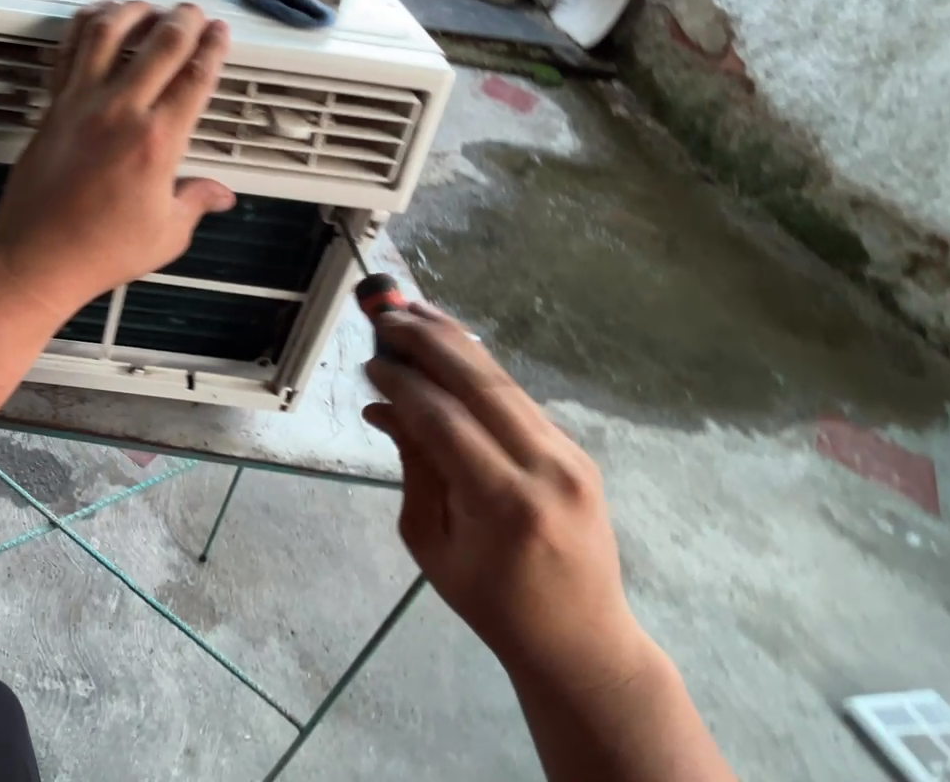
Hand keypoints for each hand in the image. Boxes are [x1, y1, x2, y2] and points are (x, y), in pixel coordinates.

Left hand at [0, 1, 235, 317]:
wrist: (37, 257)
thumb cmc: (99, 250)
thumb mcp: (166, 234)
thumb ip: (195, 202)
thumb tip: (220, 194)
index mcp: (158, 142)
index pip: (196, 76)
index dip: (213, 47)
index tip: (219, 33)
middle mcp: (121, 112)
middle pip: (160, 43)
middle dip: (183, 19)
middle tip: (192, 13)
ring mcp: (82, 105)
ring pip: (109, 33)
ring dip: (133, 11)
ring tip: (147, 7)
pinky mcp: (53, 108)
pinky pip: (68, 52)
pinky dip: (83, 26)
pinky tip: (94, 18)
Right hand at [362, 304, 651, 695]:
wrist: (580, 638)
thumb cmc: (490, 602)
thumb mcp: (430, 542)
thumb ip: (414, 467)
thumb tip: (386, 408)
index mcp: (503, 501)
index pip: (443, 418)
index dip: (401, 381)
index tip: (369, 359)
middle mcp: (546, 466)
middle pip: (480, 382)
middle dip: (429, 340)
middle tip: (387, 312)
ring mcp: (569, 454)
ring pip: (503, 380)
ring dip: (454, 340)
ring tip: (413, 310)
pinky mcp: (574, 450)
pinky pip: (516, 398)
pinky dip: (476, 368)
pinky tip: (447, 346)